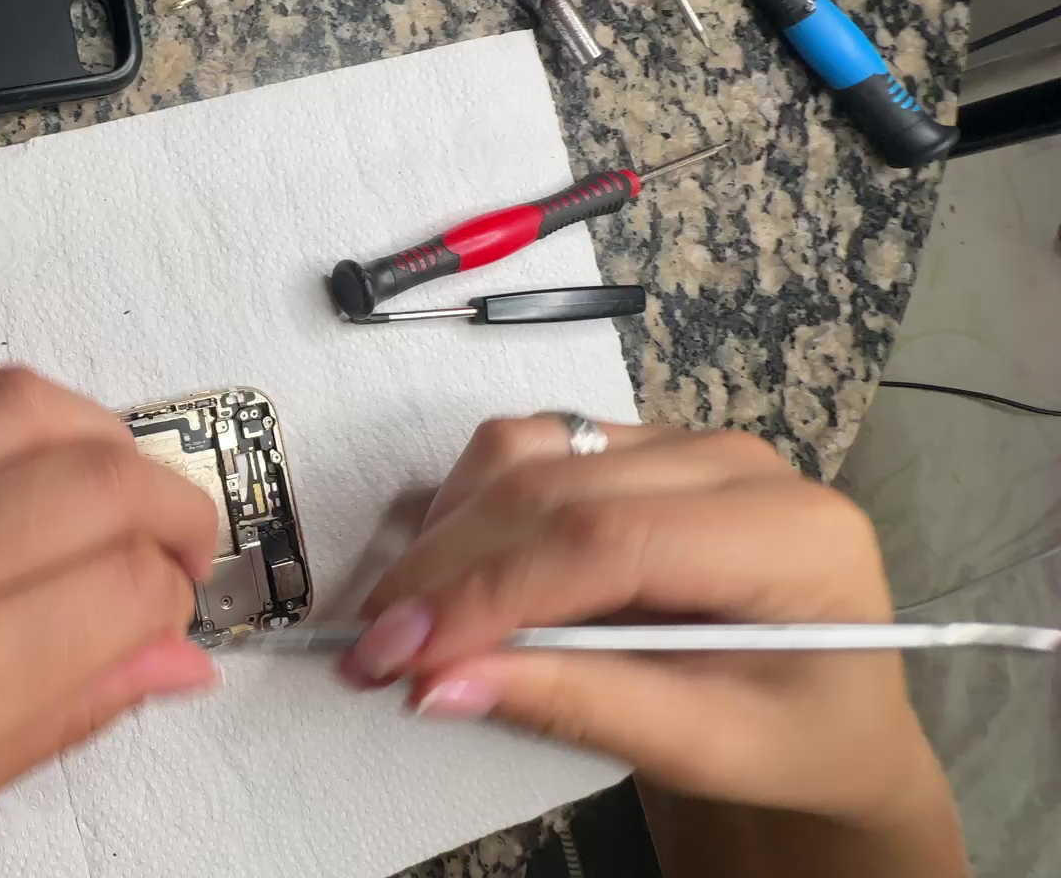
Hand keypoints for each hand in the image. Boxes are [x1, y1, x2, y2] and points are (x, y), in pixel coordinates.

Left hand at [0, 334, 220, 876]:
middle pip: (91, 480)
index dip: (171, 591)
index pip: (117, 595)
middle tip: (174, 532)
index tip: (169, 600)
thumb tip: (184, 655)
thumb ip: (69, 714)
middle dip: (170, 499)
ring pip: (21, 401)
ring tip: (107, 476)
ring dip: (99, 430)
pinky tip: (9, 433)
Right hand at [338, 417, 951, 833]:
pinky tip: (450, 561)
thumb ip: (571, 705)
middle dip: (441, 570)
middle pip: (543, 491)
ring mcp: (664, 438)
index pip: (604, 540)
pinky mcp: (612, 439)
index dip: (487, 592)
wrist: (813, 701)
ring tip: (411, 607)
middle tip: (374, 643)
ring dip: (445, 529)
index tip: (402, 652)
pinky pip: (512, 444)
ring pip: (514, 451)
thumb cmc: (786, 736)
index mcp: (788, 537)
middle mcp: (725, 462)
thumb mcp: (703, 749)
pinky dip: (462, 502)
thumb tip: (431, 684)